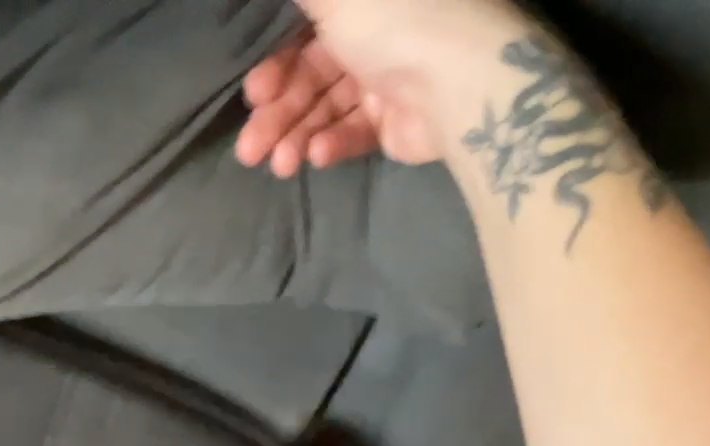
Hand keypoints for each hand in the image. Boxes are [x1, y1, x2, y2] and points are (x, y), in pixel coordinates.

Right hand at [236, 0, 536, 171]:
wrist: (460, 81)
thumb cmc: (397, 22)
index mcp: (364, 4)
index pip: (304, 38)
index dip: (274, 68)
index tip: (255, 94)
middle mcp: (375, 36)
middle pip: (310, 81)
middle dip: (276, 117)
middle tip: (249, 150)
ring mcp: (387, 80)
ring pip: (326, 111)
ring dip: (295, 139)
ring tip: (279, 166)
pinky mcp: (396, 121)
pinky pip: (353, 132)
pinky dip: (332, 144)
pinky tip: (317, 156)